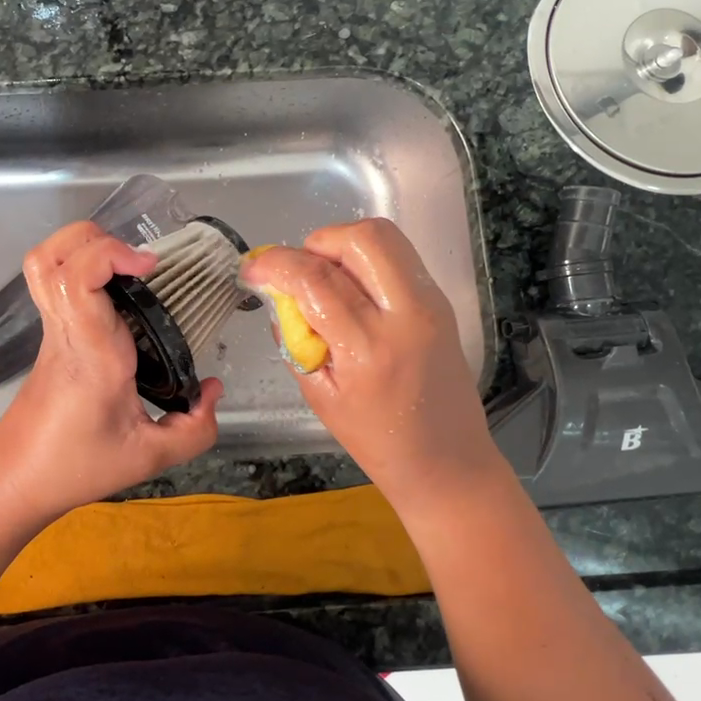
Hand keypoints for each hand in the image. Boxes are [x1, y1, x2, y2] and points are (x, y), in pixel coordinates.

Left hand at [0, 222, 222, 522]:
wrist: (18, 480)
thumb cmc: (77, 468)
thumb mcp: (150, 458)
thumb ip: (196, 428)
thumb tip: (214, 391)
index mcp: (92, 353)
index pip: (78, 280)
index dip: (110, 253)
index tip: (147, 266)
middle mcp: (66, 331)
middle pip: (53, 257)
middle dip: (95, 238)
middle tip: (138, 264)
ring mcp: (50, 331)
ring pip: (44, 264)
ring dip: (81, 247)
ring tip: (123, 267)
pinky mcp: (47, 336)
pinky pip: (52, 283)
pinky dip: (77, 267)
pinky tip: (113, 294)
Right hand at [239, 219, 504, 502]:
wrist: (448, 462)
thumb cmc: (377, 441)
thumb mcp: (320, 397)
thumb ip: (296, 342)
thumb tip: (279, 299)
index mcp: (368, 348)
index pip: (315, 279)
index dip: (276, 264)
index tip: (252, 270)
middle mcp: (405, 316)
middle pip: (362, 239)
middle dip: (318, 242)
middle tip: (299, 269)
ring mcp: (430, 304)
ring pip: (386, 239)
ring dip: (344, 246)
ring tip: (324, 278)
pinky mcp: (440, 303)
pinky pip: (398, 259)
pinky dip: (366, 261)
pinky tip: (351, 292)